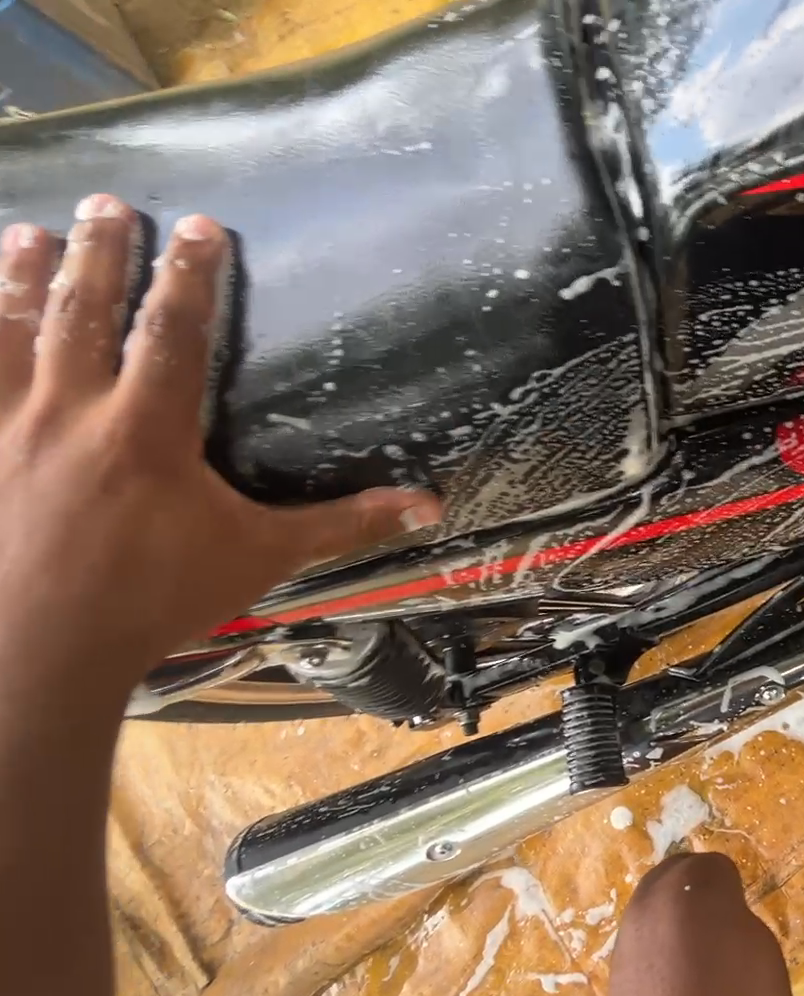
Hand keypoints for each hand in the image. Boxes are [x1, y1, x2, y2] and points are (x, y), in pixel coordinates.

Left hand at [0, 197, 440, 700]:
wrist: (29, 649)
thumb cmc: (158, 594)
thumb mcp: (266, 554)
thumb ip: (346, 521)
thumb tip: (429, 505)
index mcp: (146, 432)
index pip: (174, 334)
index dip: (191, 278)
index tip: (201, 228)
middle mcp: (64, 413)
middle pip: (79, 313)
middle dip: (98, 254)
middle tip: (111, 206)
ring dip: (12, 277)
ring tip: (23, 232)